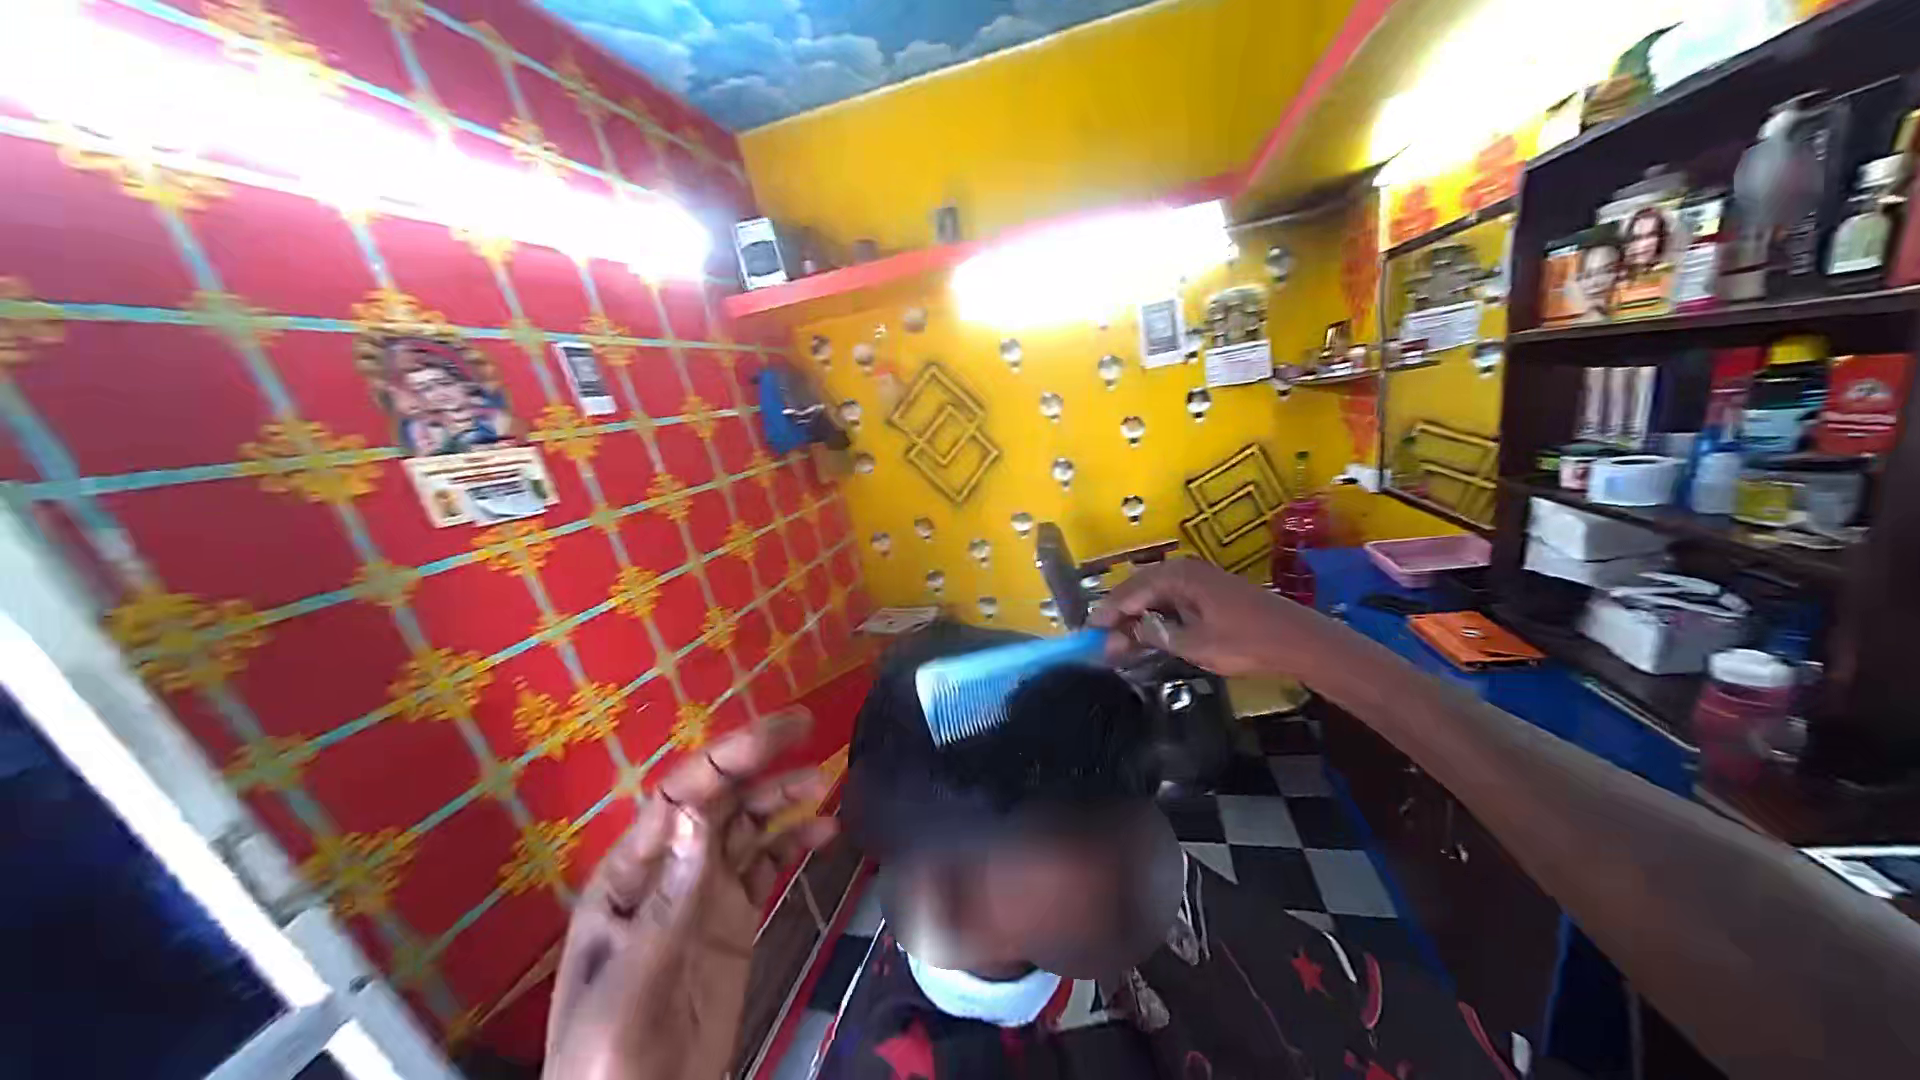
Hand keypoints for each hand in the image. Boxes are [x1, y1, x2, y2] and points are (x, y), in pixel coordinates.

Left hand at [544, 708, 839, 1079]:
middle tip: (808, 731)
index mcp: (630, 877)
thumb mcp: (629, 987)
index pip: (680, 799)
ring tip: (825, 783)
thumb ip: (667, 902)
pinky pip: (768, 865)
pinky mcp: (734, 920)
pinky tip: (825, 832)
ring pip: (748, 828)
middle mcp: (670, 873)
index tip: (775, 734)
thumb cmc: (608, 1063)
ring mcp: (705, 896)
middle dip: (760, 764)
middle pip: (719, 802)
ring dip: (783, 799)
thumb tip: (695, 813)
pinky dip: (795, 841)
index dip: (726, 759)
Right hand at [1089, 558, 1320, 677]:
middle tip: (1102, 642)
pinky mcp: (1207, 594)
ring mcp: (1196, 581)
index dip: (1107, 613)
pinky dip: (1155, 619)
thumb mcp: (1194, 643)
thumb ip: (1156, 635)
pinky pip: (1170, 602)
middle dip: (1119, 617)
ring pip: (1153, 597)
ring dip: (1136, 620)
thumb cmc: (1244, 641)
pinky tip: (1147, 637)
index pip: (1130, 592)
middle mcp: (1183, 571)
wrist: (1297, 640)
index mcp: (1177, 576)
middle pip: (1138, 591)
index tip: (1088, 632)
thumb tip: (1128, 632)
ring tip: (1119, 645)